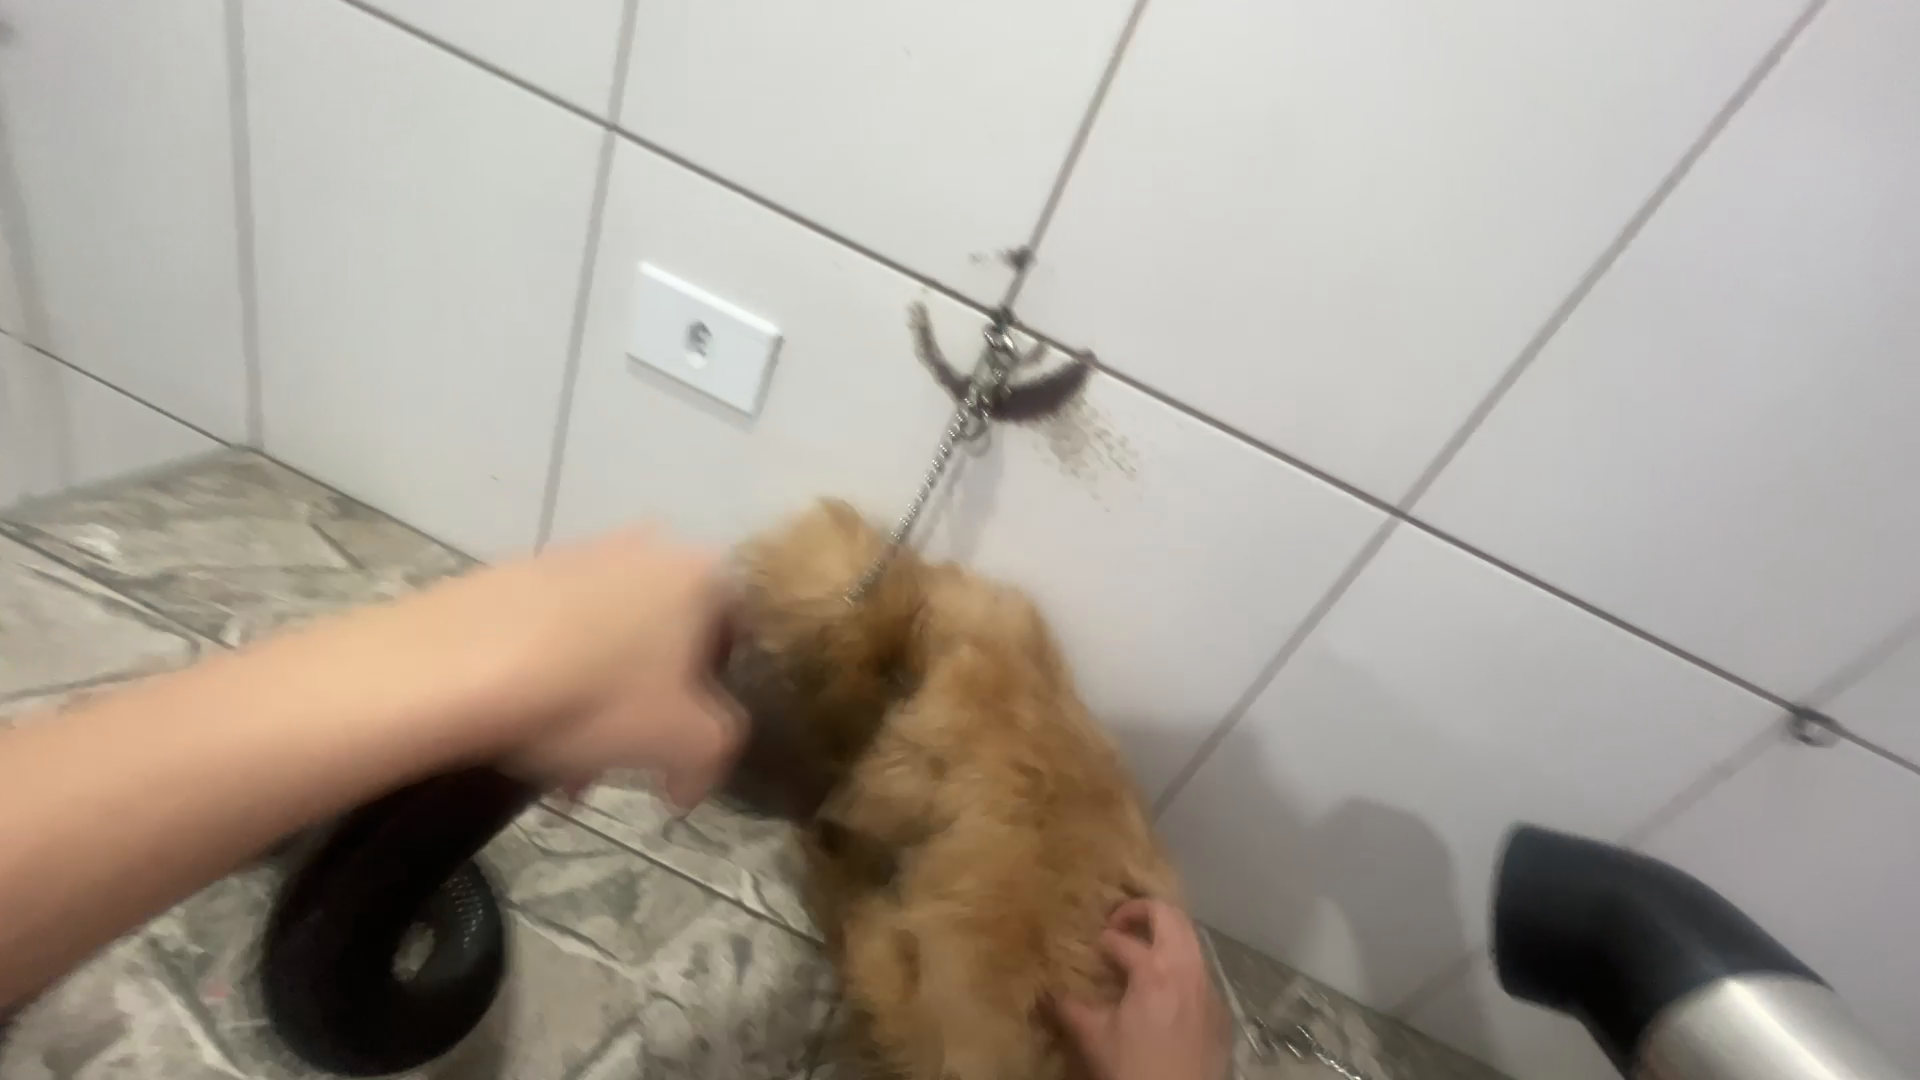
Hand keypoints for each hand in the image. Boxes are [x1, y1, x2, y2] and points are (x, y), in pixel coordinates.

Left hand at [402, 527, 745, 806]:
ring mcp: (582, 552)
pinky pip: (562, 630)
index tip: (688, 735)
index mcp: (703, 575)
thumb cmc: (595, 694)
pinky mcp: (522, 569)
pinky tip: (528, 727)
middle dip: (653, 703)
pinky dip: (558, 675)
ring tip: (566, 761)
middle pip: (671, 639)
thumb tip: (687, 782)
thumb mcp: (687, 741)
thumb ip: (716, 757)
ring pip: (614, 638)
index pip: (740, 634)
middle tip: (625, 756)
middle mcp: (652, 549)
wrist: (451, 665)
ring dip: (603, 698)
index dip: (719, 694)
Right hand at [1055, 899, 1231, 1079]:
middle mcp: (1187, 969)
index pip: (1122, 939)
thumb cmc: (1134, 1071)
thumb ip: (1068, 1007)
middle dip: (1141, 911)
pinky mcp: (1221, 1012)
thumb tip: (1045, 990)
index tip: (1093, 949)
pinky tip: (1167, 987)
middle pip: (1170, 915)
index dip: (1103, 940)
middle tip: (1119, 924)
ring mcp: (1209, 989)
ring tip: (1143, 947)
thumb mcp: (1093, 1038)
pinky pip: (1202, 970)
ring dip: (1165, 933)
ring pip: (1192, 938)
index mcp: (1154, 970)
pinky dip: (1182, 962)